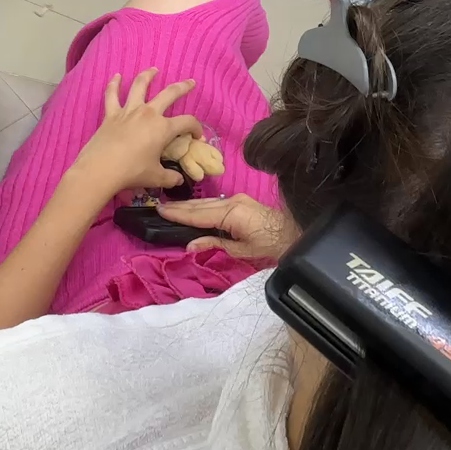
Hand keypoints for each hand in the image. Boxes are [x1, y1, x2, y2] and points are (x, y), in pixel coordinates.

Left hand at [68, 69, 200, 199]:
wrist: (100, 169)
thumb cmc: (132, 172)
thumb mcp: (156, 178)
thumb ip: (170, 178)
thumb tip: (179, 180)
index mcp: (163, 128)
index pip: (187, 122)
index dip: (196, 128)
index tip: (197, 137)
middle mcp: (148, 114)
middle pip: (169, 94)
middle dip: (183, 87)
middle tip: (191, 82)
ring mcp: (129, 111)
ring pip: (140, 86)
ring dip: (148, 75)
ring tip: (154, 69)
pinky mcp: (111, 114)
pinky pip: (112, 95)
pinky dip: (114, 84)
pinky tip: (116, 76)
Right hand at [157, 193, 295, 259]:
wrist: (290, 234)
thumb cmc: (267, 245)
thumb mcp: (240, 250)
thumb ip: (214, 244)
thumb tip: (189, 245)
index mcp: (231, 213)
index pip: (198, 214)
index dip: (178, 214)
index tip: (161, 211)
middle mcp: (232, 201)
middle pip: (200, 205)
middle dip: (179, 207)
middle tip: (159, 207)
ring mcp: (236, 199)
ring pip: (207, 202)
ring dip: (188, 205)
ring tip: (170, 207)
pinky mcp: (239, 201)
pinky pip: (215, 202)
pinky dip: (200, 206)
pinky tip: (191, 208)